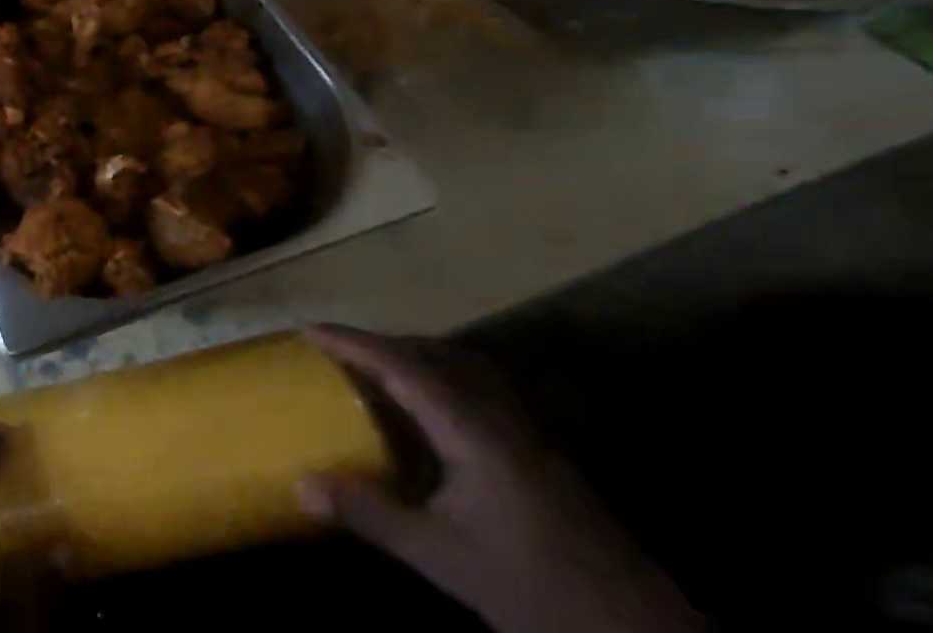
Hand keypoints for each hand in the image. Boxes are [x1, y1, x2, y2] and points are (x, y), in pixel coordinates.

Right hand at [299, 326, 705, 632]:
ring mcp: (518, 426)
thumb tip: (301, 485)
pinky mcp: (530, 445)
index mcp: (470, 426)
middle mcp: (495, 412)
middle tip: (333, 349)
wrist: (631, 626)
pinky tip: (422, 409)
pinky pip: (471, 387)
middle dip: (378, 342)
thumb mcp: (439, 555)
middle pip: (430, 353)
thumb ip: (370, 515)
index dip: (353, 342)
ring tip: (370, 366)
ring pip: (456, 365)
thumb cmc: (529, 585)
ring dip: (408, 355)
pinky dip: (433, 378)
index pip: (402, 365)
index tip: (311, 329)